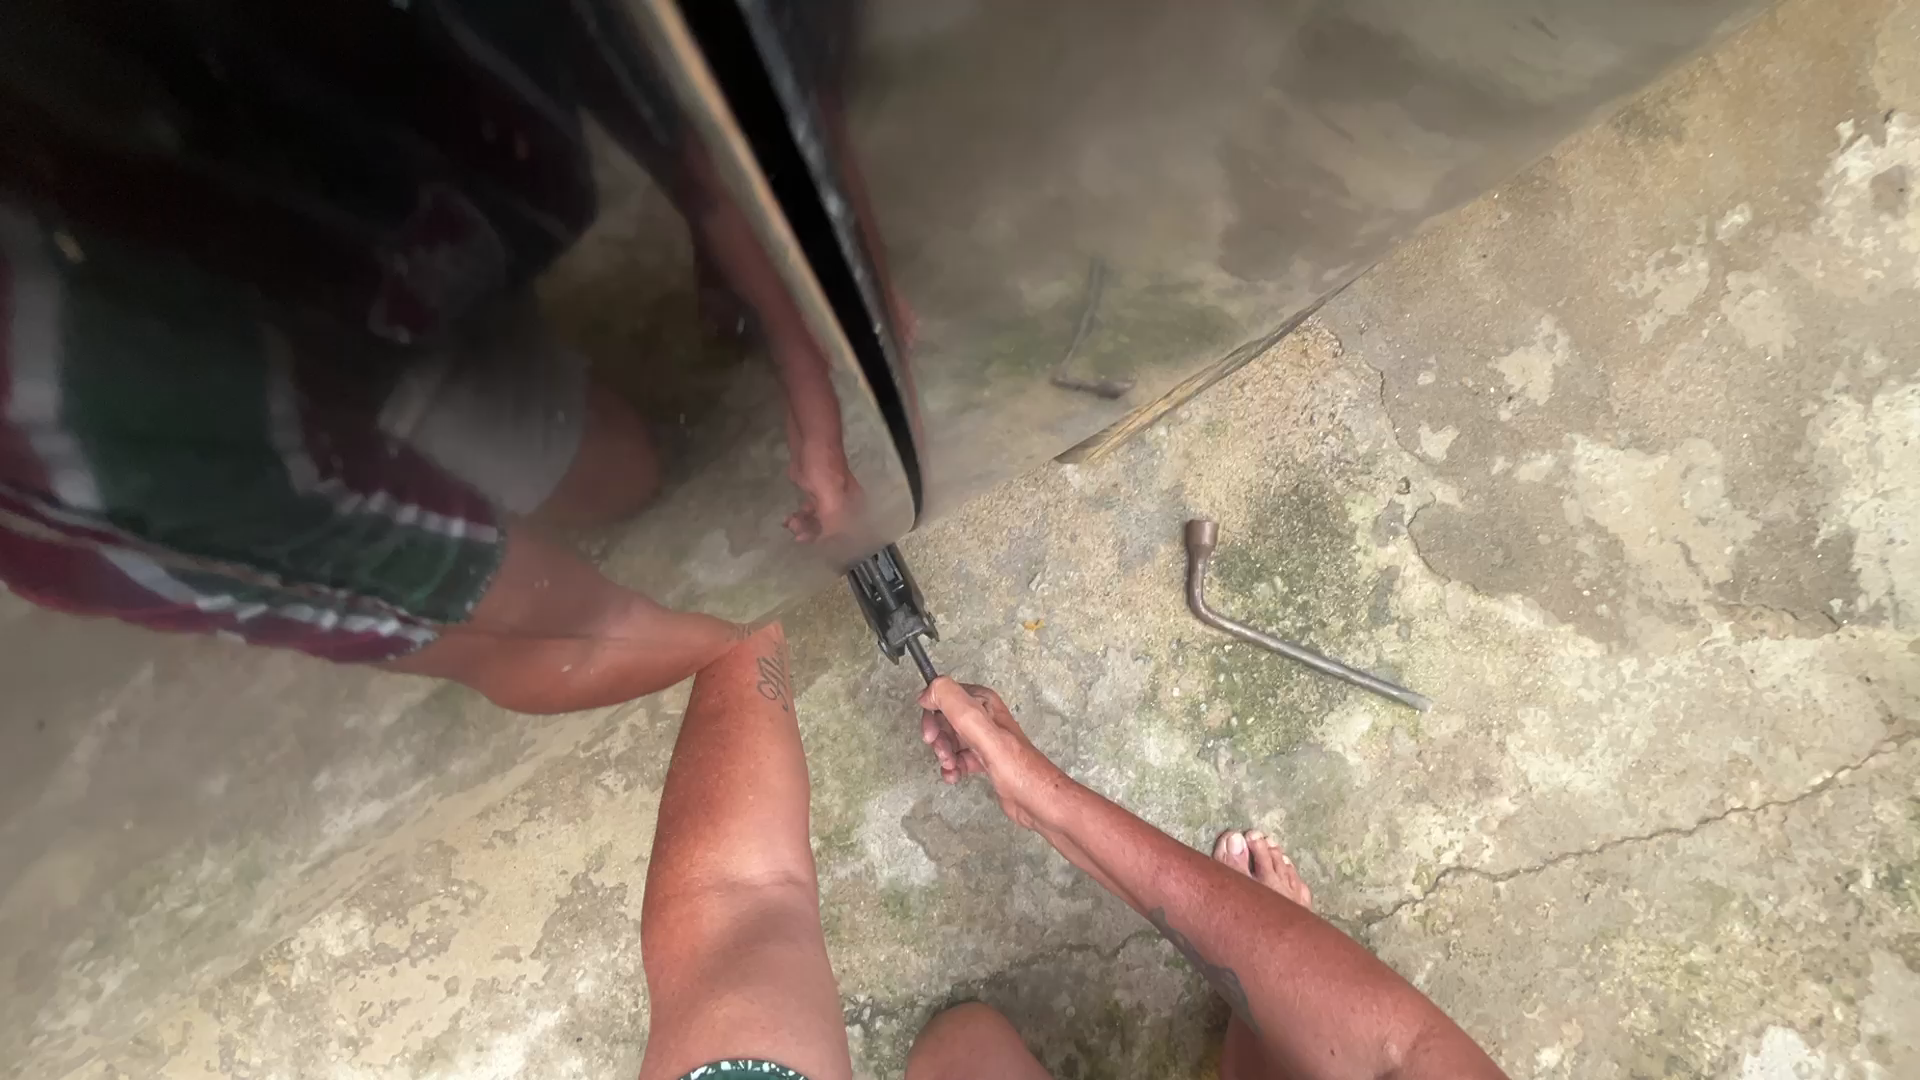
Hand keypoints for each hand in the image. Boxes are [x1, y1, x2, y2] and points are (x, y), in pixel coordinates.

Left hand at [784, 433, 864, 544]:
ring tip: (790, 523)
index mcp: (852, 506)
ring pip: (818, 521)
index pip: (846, 533)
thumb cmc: (823, 468)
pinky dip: (800, 518)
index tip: (808, 539)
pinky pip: (808, 512)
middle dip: (812, 533)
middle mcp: (842, 504)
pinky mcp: (812, 491)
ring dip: (804, 527)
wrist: (809, 440)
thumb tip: (825, 538)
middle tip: (794, 530)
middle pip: (830, 529)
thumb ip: (832, 522)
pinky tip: (789, 519)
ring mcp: (826, 497)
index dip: (829, 540)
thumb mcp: (830, 498)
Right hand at [918, 678, 1069, 829]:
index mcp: (984, 703)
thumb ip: (955, 704)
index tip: (931, 732)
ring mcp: (984, 739)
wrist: (1036, 800)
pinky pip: (958, 758)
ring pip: (949, 740)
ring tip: (951, 765)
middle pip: (944, 719)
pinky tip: (955, 775)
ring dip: (943, 754)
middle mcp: (984, 718)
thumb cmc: (1018, 768)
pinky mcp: (984, 760)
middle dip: (937, 737)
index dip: (933, 713)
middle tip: (942, 752)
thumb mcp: (981, 728)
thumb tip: (930, 690)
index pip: (946, 695)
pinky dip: (951, 767)